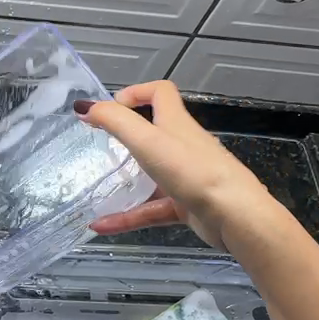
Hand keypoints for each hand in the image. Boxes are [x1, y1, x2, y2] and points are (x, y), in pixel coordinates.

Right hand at [74, 81, 281, 250]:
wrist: (235, 216)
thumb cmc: (191, 170)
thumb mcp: (146, 140)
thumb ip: (114, 121)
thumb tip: (84, 107)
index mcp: (175, 123)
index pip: (160, 93)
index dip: (136, 93)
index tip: (110, 109)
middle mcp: (182, 146)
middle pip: (153, 133)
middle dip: (125, 138)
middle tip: (98, 146)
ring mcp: (185, 177)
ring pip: (149, 175)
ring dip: (122, 183)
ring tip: (94, 189)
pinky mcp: (186, 205)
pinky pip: (150, 209)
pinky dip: (126, 217)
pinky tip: (100, 226)